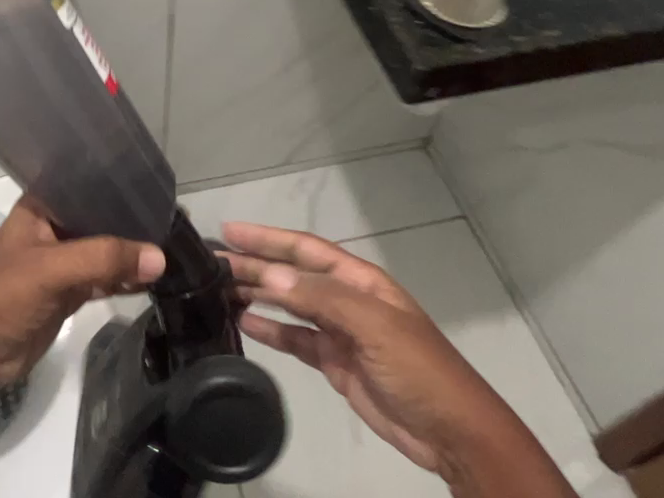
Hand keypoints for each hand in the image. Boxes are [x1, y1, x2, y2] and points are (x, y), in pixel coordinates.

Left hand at [0, 198, 165, 387]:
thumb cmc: (2, 298)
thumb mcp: (52, 270)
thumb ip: (104, 259)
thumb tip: (160, 258)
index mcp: (40, 207)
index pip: (86, 184)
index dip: (119, 186)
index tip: (158, 187)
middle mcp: (52, 227)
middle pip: (100, 218)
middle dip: (132, 221)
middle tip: (176, 219)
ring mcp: (61, 261)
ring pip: (105, 250)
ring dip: (132, 252)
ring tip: (174, 246)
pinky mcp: (68, 291)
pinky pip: (104, 278)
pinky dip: (126, 278)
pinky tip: (153, 277)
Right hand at [222, 223, 572, 497]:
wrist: (450, 431)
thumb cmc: (418, 368)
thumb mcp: (374, 325)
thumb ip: (322, 299)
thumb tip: (271, 276)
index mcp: (360, 281)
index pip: (306, 250)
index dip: (269, 238)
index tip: (230, 232)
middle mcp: (347, 299)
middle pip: (293, 276)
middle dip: (255, 266)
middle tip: (212, 263)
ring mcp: (339, 332)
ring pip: (289, 306)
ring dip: (257, 295)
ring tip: (218, 289)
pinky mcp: (334, 362)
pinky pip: (295, 339)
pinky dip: (270, 330)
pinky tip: (244, 323)